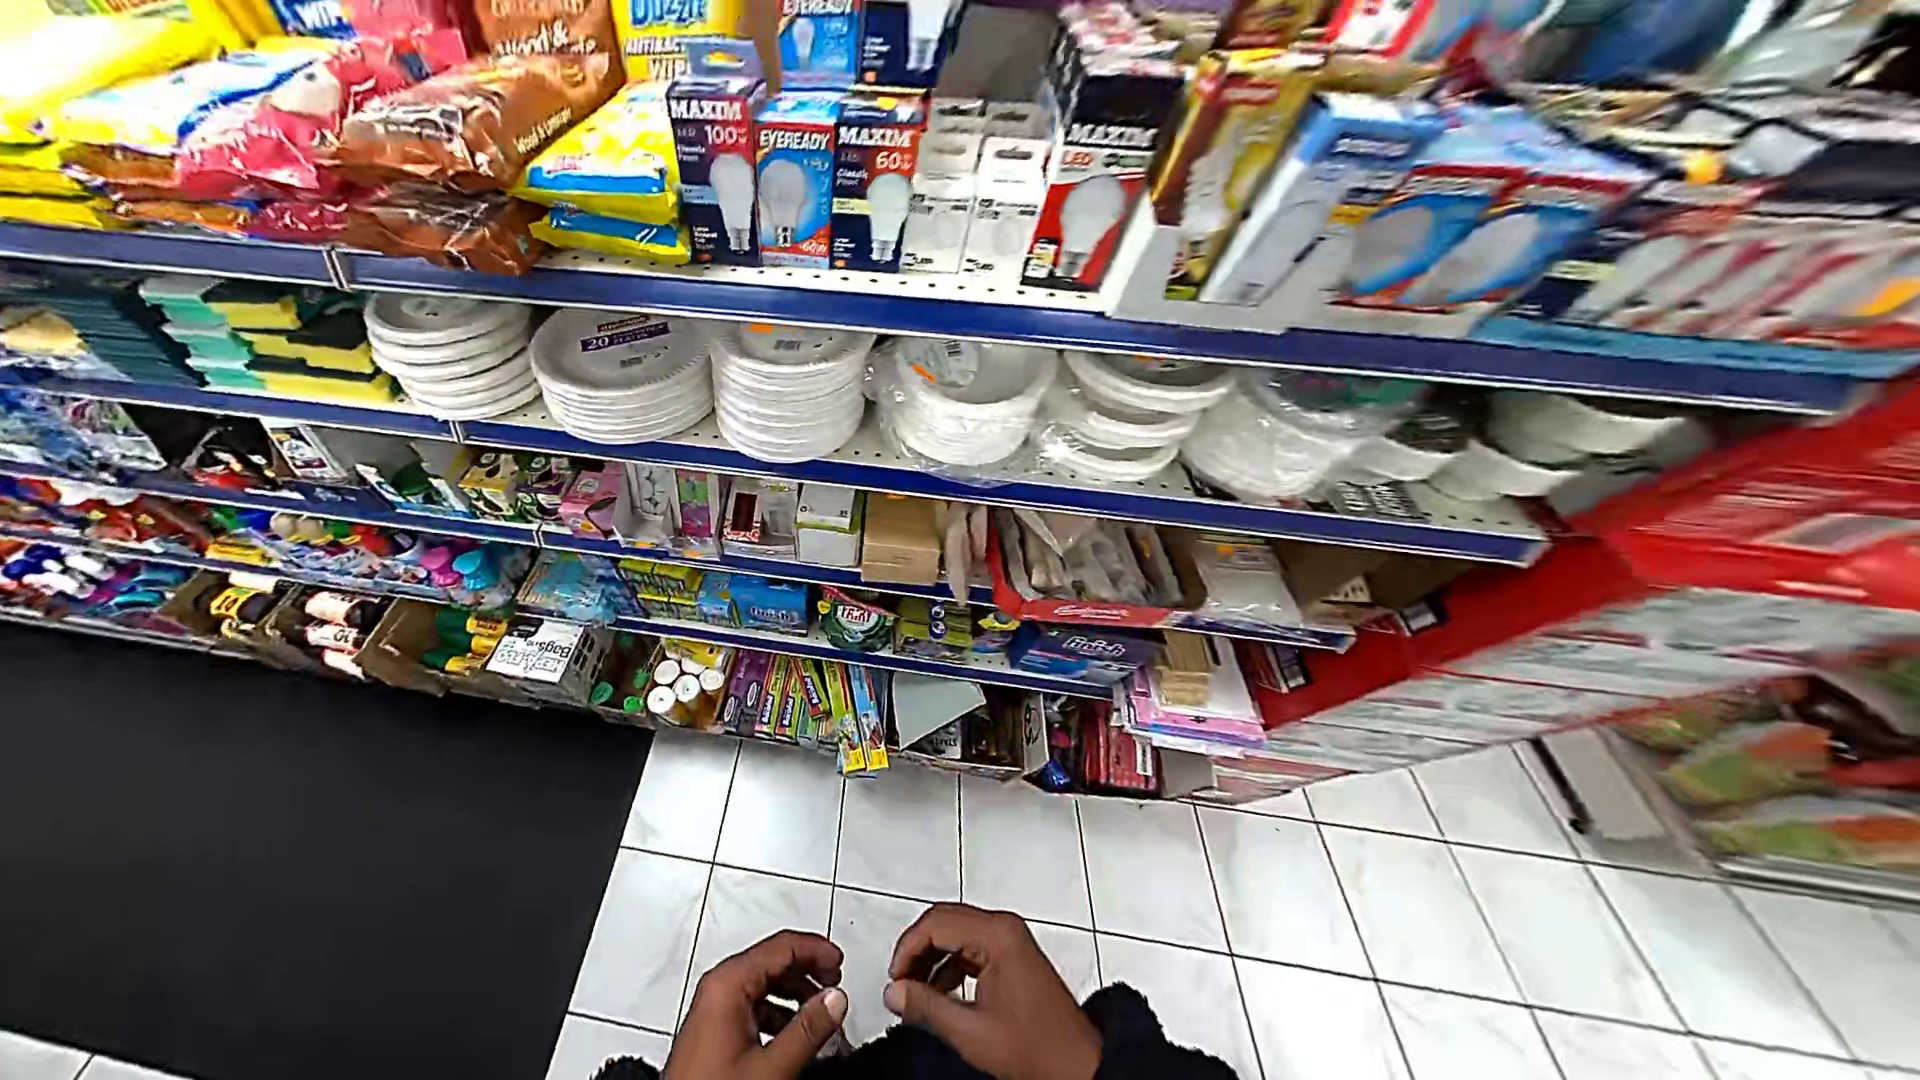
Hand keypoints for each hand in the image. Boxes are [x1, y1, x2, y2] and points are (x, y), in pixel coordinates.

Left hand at [666, 930, 849, 1079]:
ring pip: (765, 982)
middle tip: (834, 985)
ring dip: (796, 993)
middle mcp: (718, 987)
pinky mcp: (714, 1030)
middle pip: (774, 960)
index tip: (839, 965)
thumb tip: (836, 999)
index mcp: (728, 982)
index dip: (816, 951)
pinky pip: (755, 1004)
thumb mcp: (770, 1068)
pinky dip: (780, 1012)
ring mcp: (713, 1008)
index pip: (782, 946)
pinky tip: (794, 1034)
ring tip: (819, 1013)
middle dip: (808, 971)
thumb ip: (808, 1030)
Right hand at [883, 903, 1100, 1079]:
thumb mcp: (971, 1032)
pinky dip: (949, 964)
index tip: (894, 977)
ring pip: (955, 931)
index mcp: (997, 934)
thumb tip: (895, 991)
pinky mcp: (1009, 952)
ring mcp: (1008, 937)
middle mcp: (1004, 927)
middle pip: (945, 920)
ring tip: (915, 991)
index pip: (937, 923)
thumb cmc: (1035, 1047)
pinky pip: (969, 945)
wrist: (1076, 1065)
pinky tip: (939, 994)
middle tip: (899, 981)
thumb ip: (928, 1007)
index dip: (908, 948)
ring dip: (931, 957)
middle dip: (917, 949)